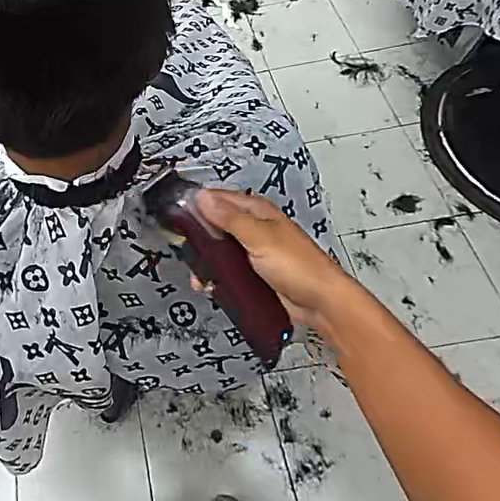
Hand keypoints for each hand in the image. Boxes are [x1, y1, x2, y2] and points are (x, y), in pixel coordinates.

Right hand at [195, 189, 366, 340]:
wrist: (320, 302)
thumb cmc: (301, 267)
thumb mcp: (259, 237)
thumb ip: (229, 219)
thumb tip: (205, 199)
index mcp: (259, 212)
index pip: (221, 199)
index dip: (199, 204)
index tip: (178, 214)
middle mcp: (257, 228)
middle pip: (218, 225)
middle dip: (201, 236)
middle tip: (187, 246)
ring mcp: (256, 251)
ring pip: (222, 249)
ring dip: (209, 260)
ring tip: (200, 272)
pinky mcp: (256, 272)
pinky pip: (230, 270)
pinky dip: (219, 276)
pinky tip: (213, 283)